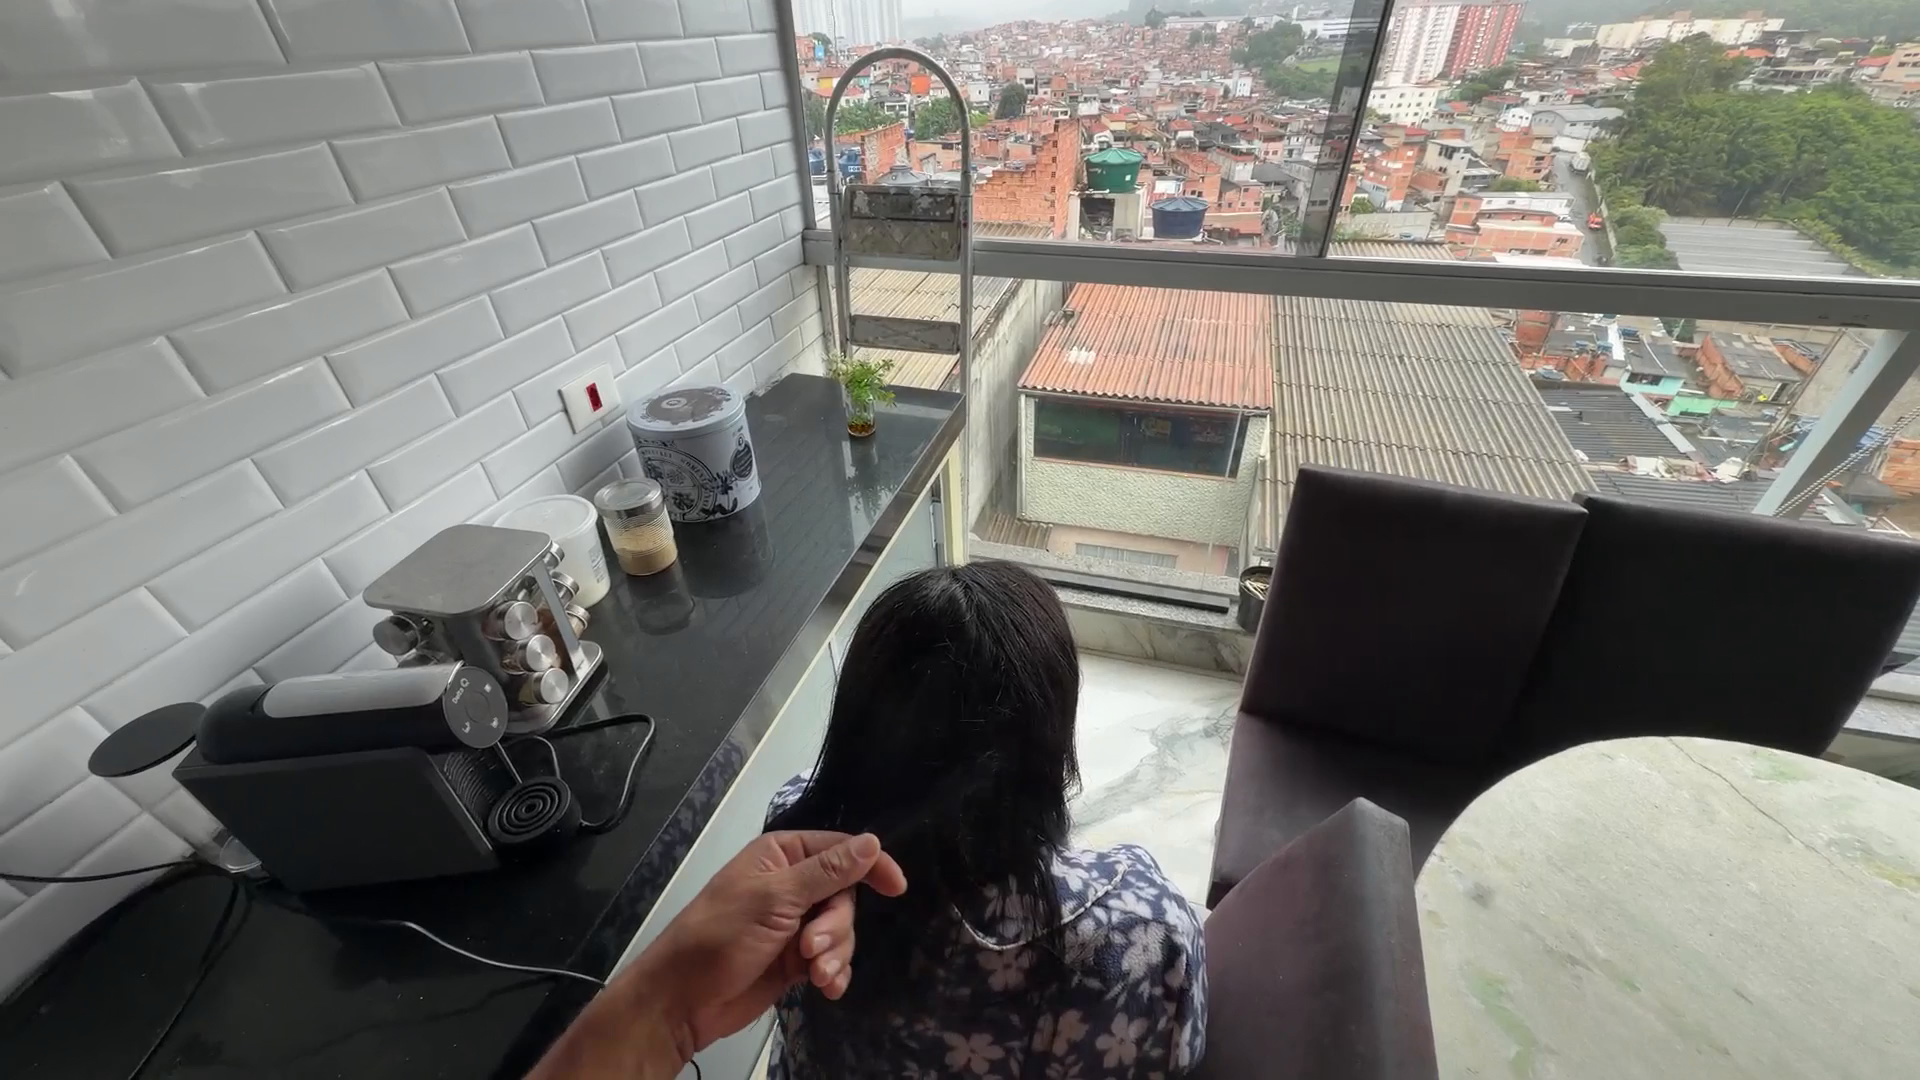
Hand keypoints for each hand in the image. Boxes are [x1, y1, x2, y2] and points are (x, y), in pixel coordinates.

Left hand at [630, 831, 907, 1053]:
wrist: (680, 1002)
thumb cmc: (721, 936)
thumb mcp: (776, 898)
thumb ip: (828, 871)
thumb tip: (873, 842)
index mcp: (784, 854)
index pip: (841, 850)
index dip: (871, 866)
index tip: (897, 887)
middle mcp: (792, 883)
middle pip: (844, 895)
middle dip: (837, 926)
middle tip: (815, 950)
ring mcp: (794, 922)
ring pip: (840, 930)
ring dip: (835, 953)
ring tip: (816, 975)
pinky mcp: (794, 958)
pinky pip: (831, 958)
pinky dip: (834, 973)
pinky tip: (829, 989)